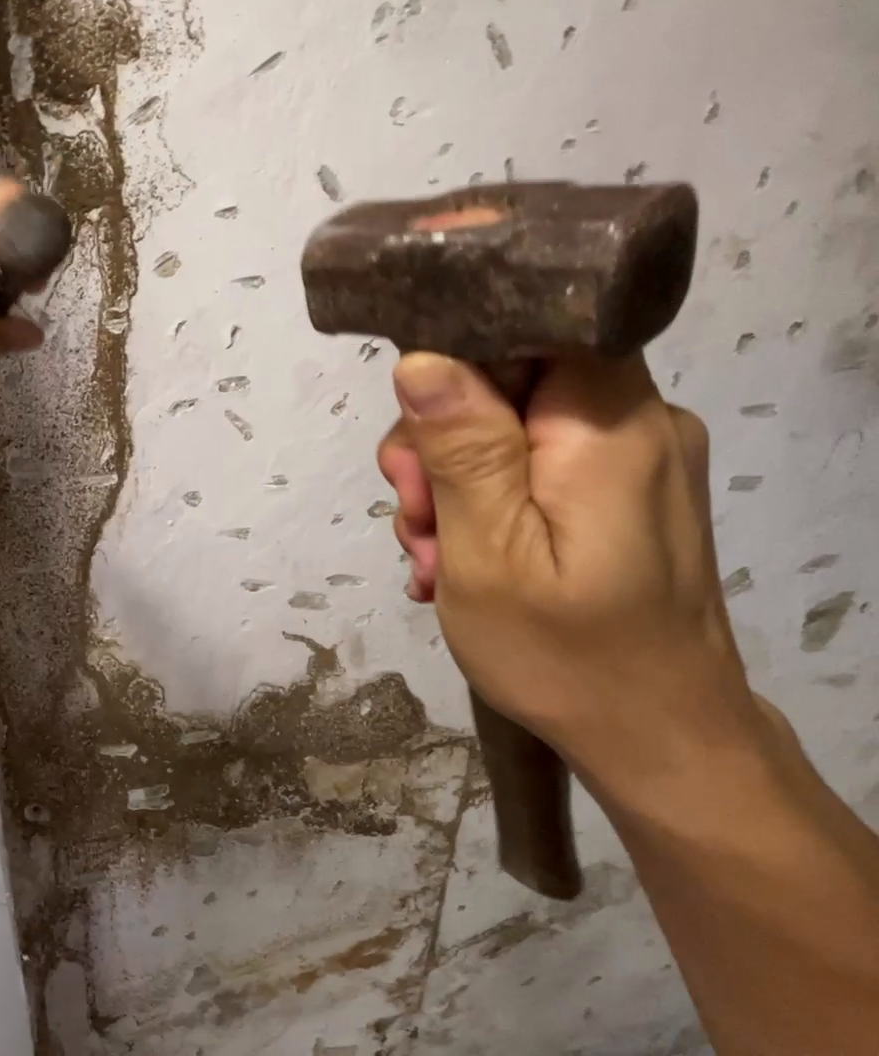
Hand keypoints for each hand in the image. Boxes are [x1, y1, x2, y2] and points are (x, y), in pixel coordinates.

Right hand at [375, 352, 761, 789]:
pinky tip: (459, 562)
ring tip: (436, 559)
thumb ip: (460, 450)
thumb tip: (423, 361)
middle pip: (507, 384)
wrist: (656, 738)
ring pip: (507, 430)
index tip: (416, 451)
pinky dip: (484, 508)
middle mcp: (637, 424)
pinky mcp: (623, 494)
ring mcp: (633, 461)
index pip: (528, 334)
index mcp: (609, 428)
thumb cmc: (563, 651)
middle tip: (418, 525)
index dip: (455, 373)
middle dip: (437, 449)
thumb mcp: (486, 551)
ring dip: (450, 489)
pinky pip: (533, 468)